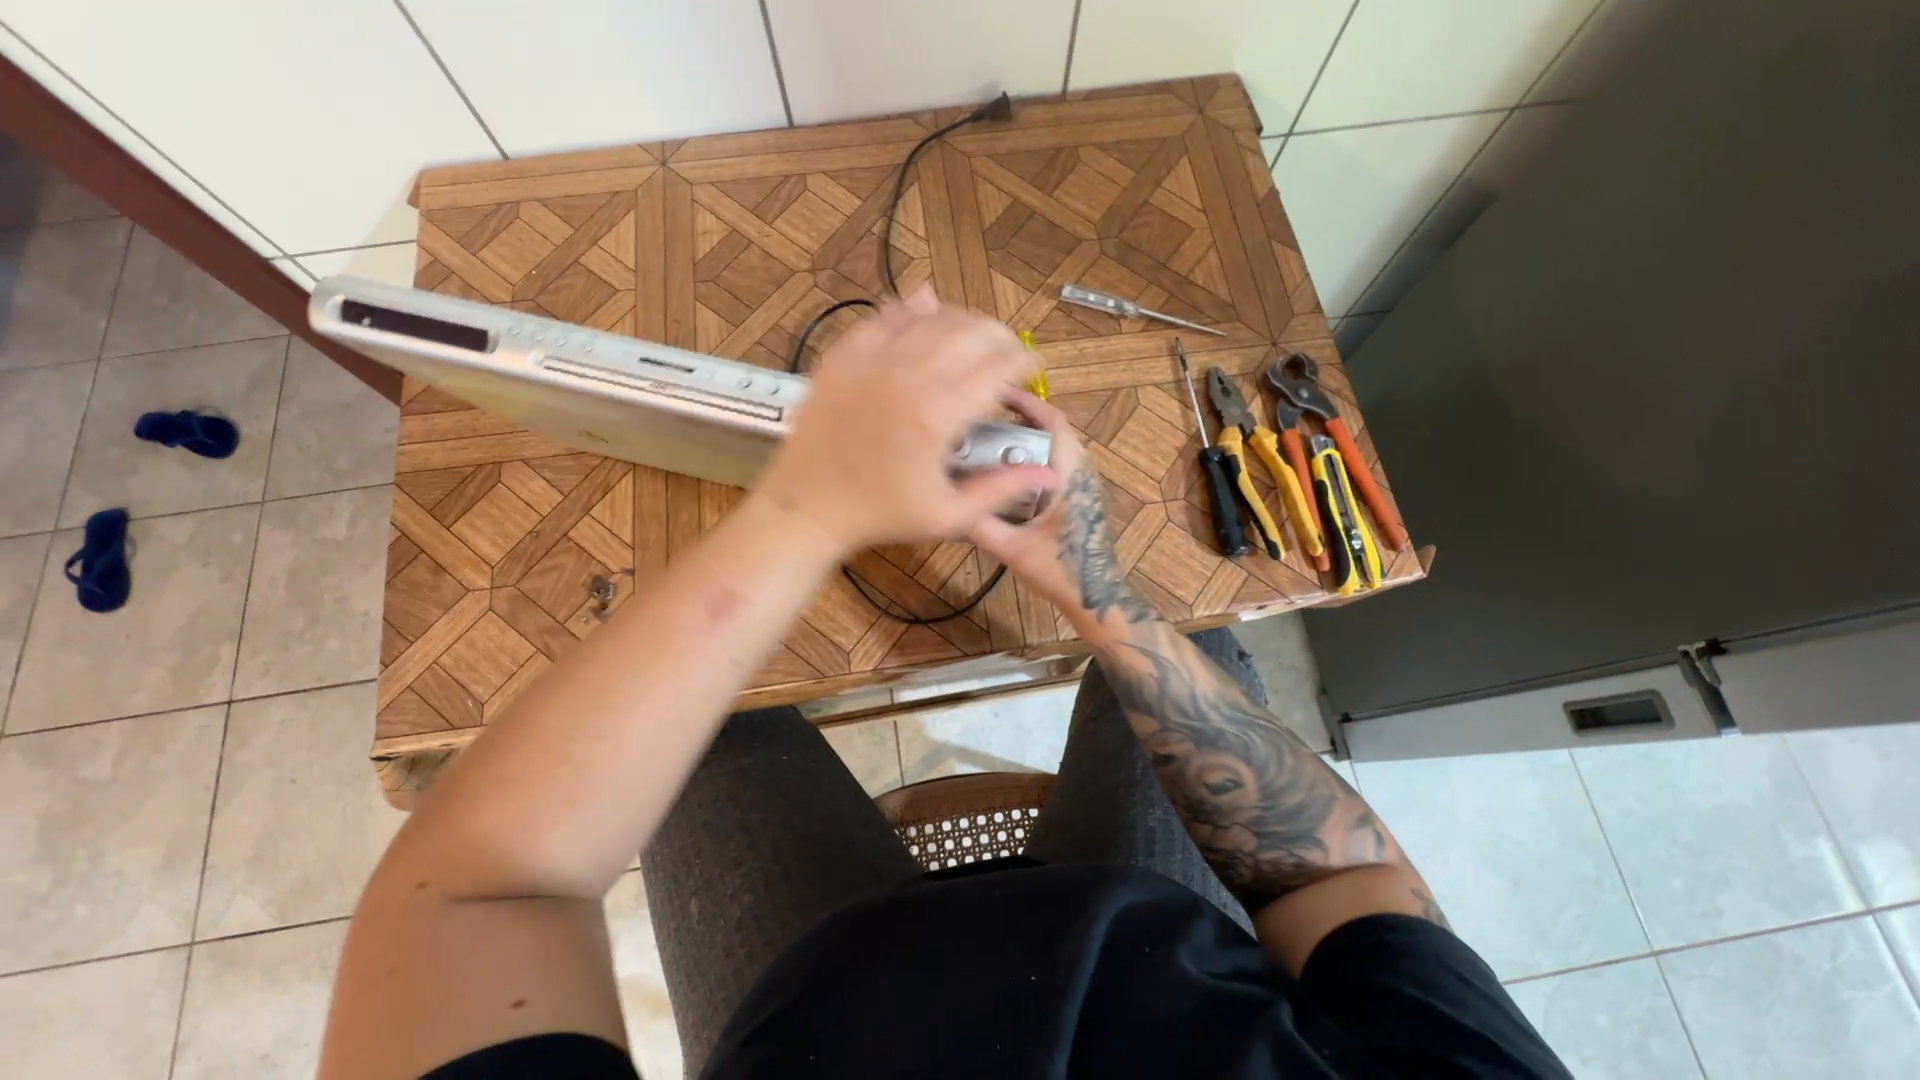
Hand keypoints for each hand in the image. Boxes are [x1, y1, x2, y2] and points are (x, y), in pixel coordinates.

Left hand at [757, 287, 1055, 552]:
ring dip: (962, 321)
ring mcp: (870, 360)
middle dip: (1000, 337)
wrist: (807, 507)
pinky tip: (926, 314)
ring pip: (931, 316)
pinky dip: (911, 312)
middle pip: (971, 331)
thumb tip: (1050, 472)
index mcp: (938, 414)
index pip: (999, 366)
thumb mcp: (948, 515)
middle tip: (1008, 353)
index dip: (1026, 361)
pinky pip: (884, 317)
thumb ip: (1002, 489)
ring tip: (974, 337)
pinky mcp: (842, 356)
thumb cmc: (880, 515)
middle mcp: (908, 375)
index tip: (1033, 366)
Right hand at [970, 393, 1160, 632]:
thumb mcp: (1013, 549)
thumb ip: (980, 525)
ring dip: (1026, 439)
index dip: (1025, 401)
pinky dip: (1032, 458)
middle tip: (981, 420)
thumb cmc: (1061, 570)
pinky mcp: (1079, 499)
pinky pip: (1056, 465)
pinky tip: (1004, 475)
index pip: (1053, 421)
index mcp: (1070, 474)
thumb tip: (946, 501)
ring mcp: (1083, 485)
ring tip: (988, 443)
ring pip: (1055, 447)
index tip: (994, 392)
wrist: (1097, 598)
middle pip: (1052, 429)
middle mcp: (1081, 471)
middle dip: (1018, 419)